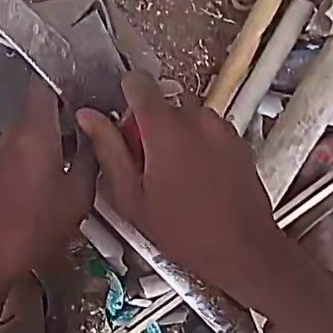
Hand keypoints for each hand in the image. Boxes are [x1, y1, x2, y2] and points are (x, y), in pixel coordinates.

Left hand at [0, 80, 94, 325]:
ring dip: (54, 133)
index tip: (87, 91)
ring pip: (31, 128)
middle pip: (39, 107)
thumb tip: (96, 137)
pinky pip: (22, 147)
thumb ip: (90, 158)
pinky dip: (41, 150)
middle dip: (66, 112)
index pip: (45, 87)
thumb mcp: (78, 194)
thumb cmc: (33, 229)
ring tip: (80, 150)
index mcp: (34, 134)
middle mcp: (13, 137)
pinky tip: (60, 171)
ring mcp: (1, 153)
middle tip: (92, 123)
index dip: (68, 84)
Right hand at [77, 73, 293, 307]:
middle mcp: (198, 120)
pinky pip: (207, 131)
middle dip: (148, 125)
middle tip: (143, 163)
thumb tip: (90, 119)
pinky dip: (196, 145)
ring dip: (173, 135)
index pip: (138, 83)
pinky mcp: (237, 141)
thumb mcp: (131, 196)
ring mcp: (221, 129)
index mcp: (166, 129)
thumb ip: (108, 149)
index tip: (120, 120)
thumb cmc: (187, 231)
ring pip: (185, 116)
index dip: (124, 97)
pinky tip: (192, 179)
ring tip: (169, 176)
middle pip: (162, 102)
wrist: (242, 249)